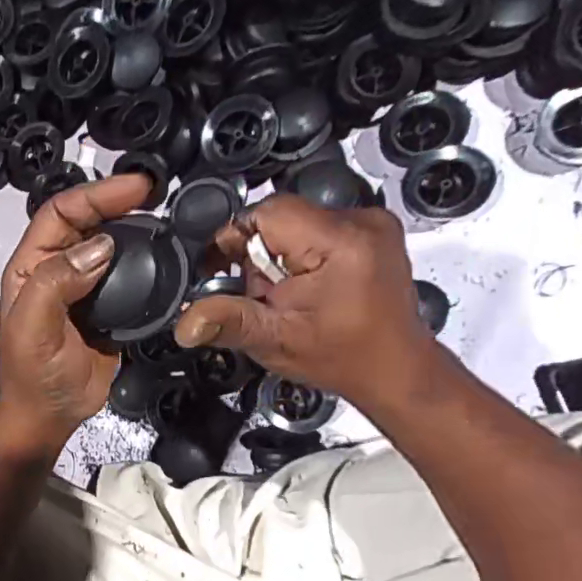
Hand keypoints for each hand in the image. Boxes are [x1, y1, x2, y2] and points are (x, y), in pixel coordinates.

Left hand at [0, 173, 153, 457]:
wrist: (52, 414)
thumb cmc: (33, 375)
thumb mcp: (33, 328)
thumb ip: (57, 283)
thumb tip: (100, 246)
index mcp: (32, 267)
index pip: (60, 214)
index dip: (95, 195)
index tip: (134, 188)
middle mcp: (57, 269)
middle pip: (87, 221)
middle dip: (118, 202)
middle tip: (155, 193)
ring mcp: (84, 287)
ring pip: (110, 244)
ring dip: (134, 228)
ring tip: (164, 218)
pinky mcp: (109, 306)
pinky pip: (128, 275)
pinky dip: (145, 261)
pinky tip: (163, 255)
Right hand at [175, 195, 441, 411]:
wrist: (394, 369)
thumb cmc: (345, 357)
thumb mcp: (275, 341)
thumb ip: (228, 322)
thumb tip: (187, 323)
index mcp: (340, 242)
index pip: (268, 211)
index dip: (239, 240)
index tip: (229, 271)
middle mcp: (362, 223)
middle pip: (282, 219)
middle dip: (261, 257)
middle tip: (269, 297)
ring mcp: (372, 226)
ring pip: (298, 225)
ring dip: (281, 259)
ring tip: (291, 297)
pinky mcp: (374, 234)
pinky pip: (319, 231)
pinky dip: (303, 258)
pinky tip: (309, 290)